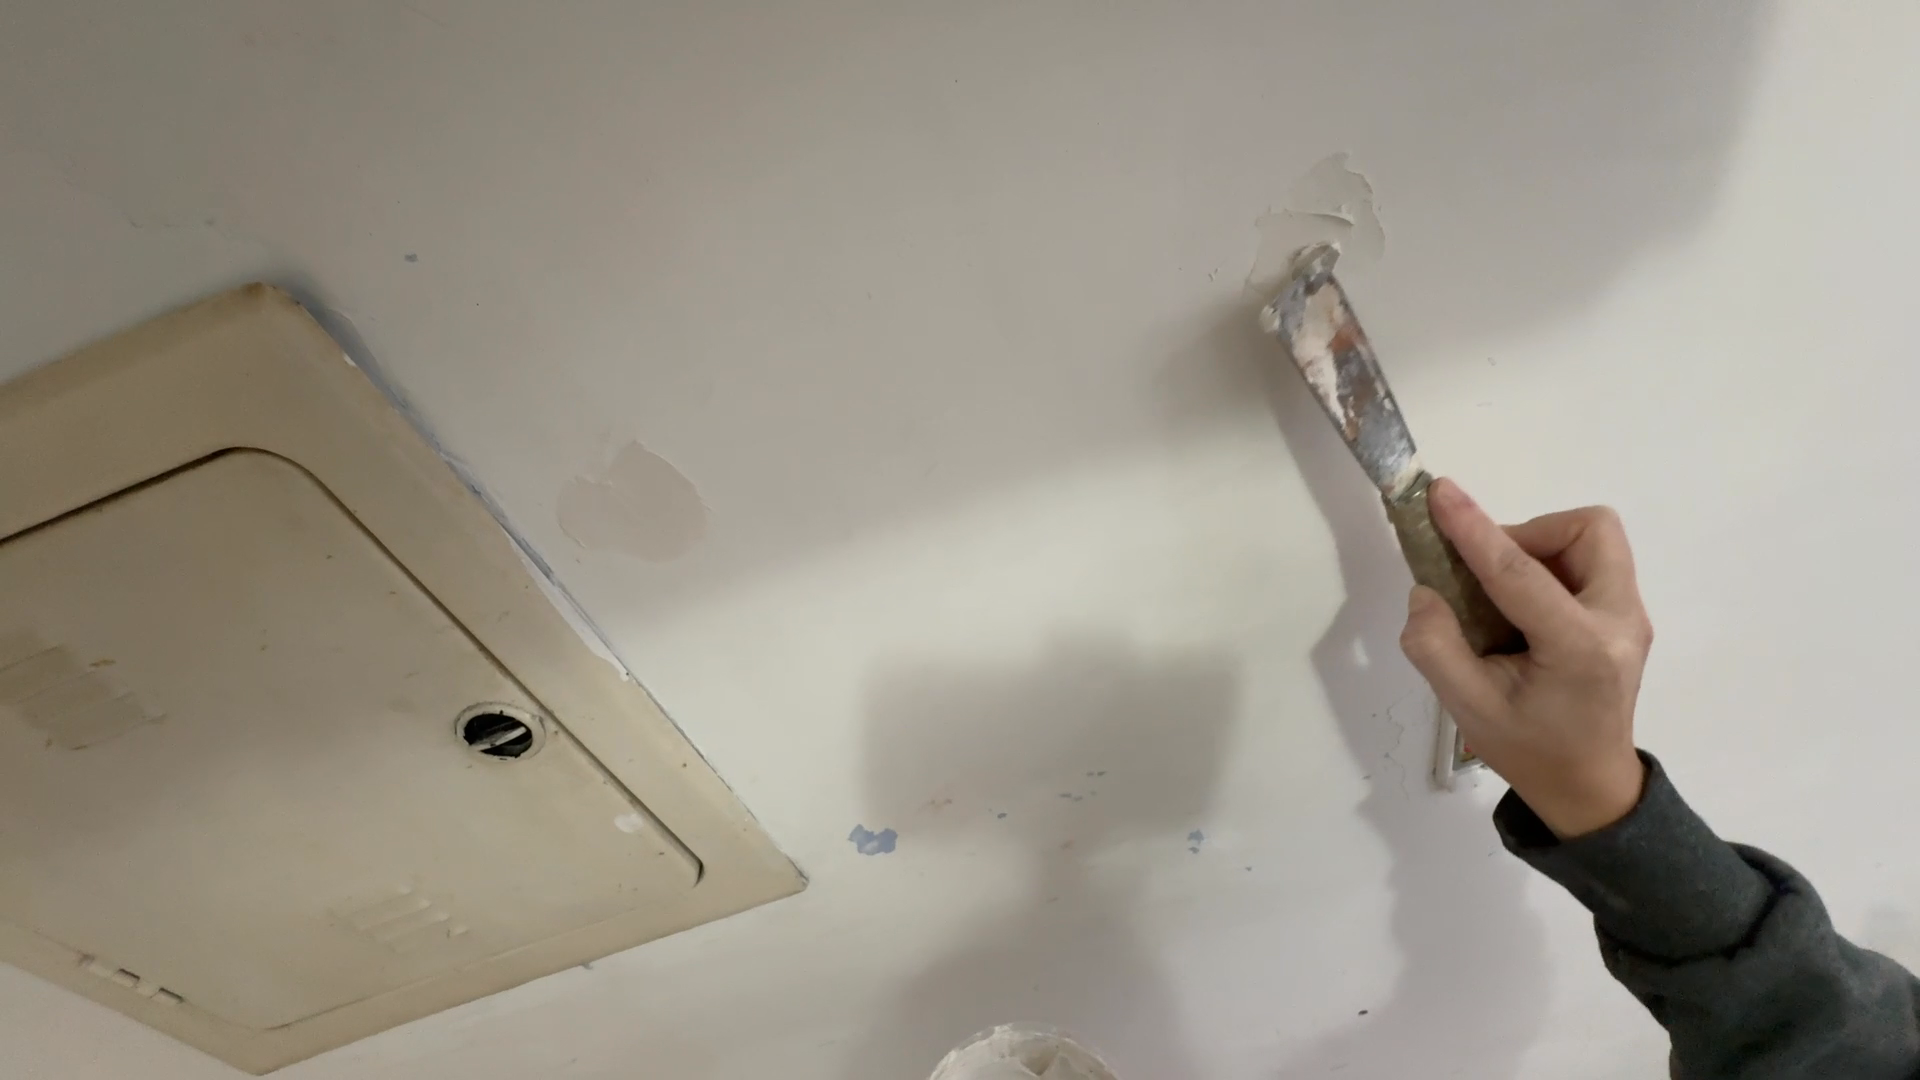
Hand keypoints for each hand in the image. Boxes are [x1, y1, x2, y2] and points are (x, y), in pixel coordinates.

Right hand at [1399, 479, 1652, 837]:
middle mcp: (1620, 622)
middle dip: (1526, 533)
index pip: (1518, 572)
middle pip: (1588, 531)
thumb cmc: (1526, 747)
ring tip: (1496, 591)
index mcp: (1581, 648)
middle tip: (1483, 569)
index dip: (1473, 528)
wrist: (1588, 784)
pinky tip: (1515, 606)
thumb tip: (1427, 591)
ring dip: (1535, 548)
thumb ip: (1434, 644)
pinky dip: (1542, 565)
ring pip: (1590, 540)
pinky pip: (1586, 561)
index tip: (1439, 493)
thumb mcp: (1464, 705)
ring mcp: (1628, 617)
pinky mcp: (1621, 615)